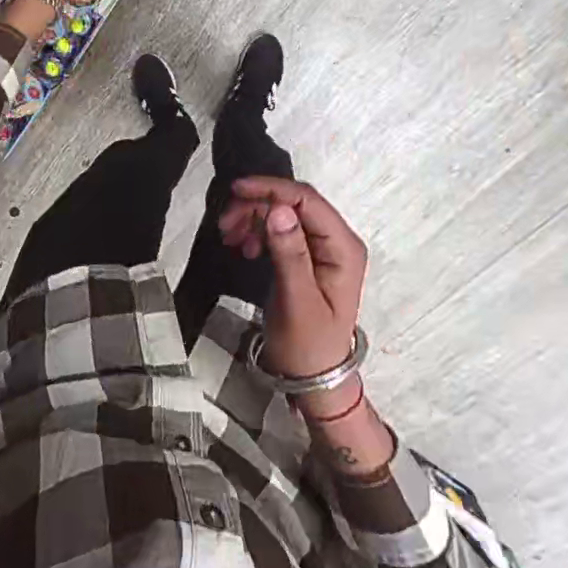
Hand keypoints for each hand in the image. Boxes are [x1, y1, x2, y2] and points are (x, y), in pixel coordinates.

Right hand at [217, 177, 366, 378]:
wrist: (312, 379)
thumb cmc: (307, 345)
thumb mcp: (297, 301)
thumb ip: (290, 254)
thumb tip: (279, 210)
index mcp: (343, 248)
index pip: (308, 201)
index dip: (272, 189)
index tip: (235, 190)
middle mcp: (337, 241)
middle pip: (295, 204)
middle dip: (258, 205)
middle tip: (224, 223)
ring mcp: (322, 249)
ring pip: (285, 215)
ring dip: (254, 219)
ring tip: (229, 237)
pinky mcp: (307, 258)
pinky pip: (281, 232)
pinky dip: (259, 233)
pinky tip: (244, 248)